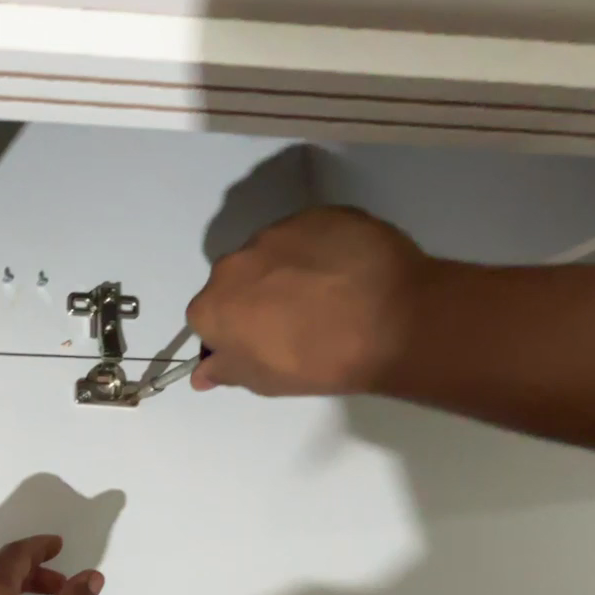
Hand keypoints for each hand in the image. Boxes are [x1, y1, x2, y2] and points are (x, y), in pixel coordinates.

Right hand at [187, 206, 439, 394]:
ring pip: (271, 253)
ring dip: (286, 269)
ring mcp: (276, 233)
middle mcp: (232, 263)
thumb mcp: (262, 380)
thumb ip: (223, 370)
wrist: (393, 322)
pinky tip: (346, 270)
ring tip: (326, 291)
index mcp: (210, 306)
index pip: (208, 318)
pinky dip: (320, 250)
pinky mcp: (319, 214)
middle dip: (255, 294)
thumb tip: (201, 372)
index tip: (259, 341)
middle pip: (235, 279)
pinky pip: (310, 233)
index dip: (233, 330)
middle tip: (294, 316)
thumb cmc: (316, 360)